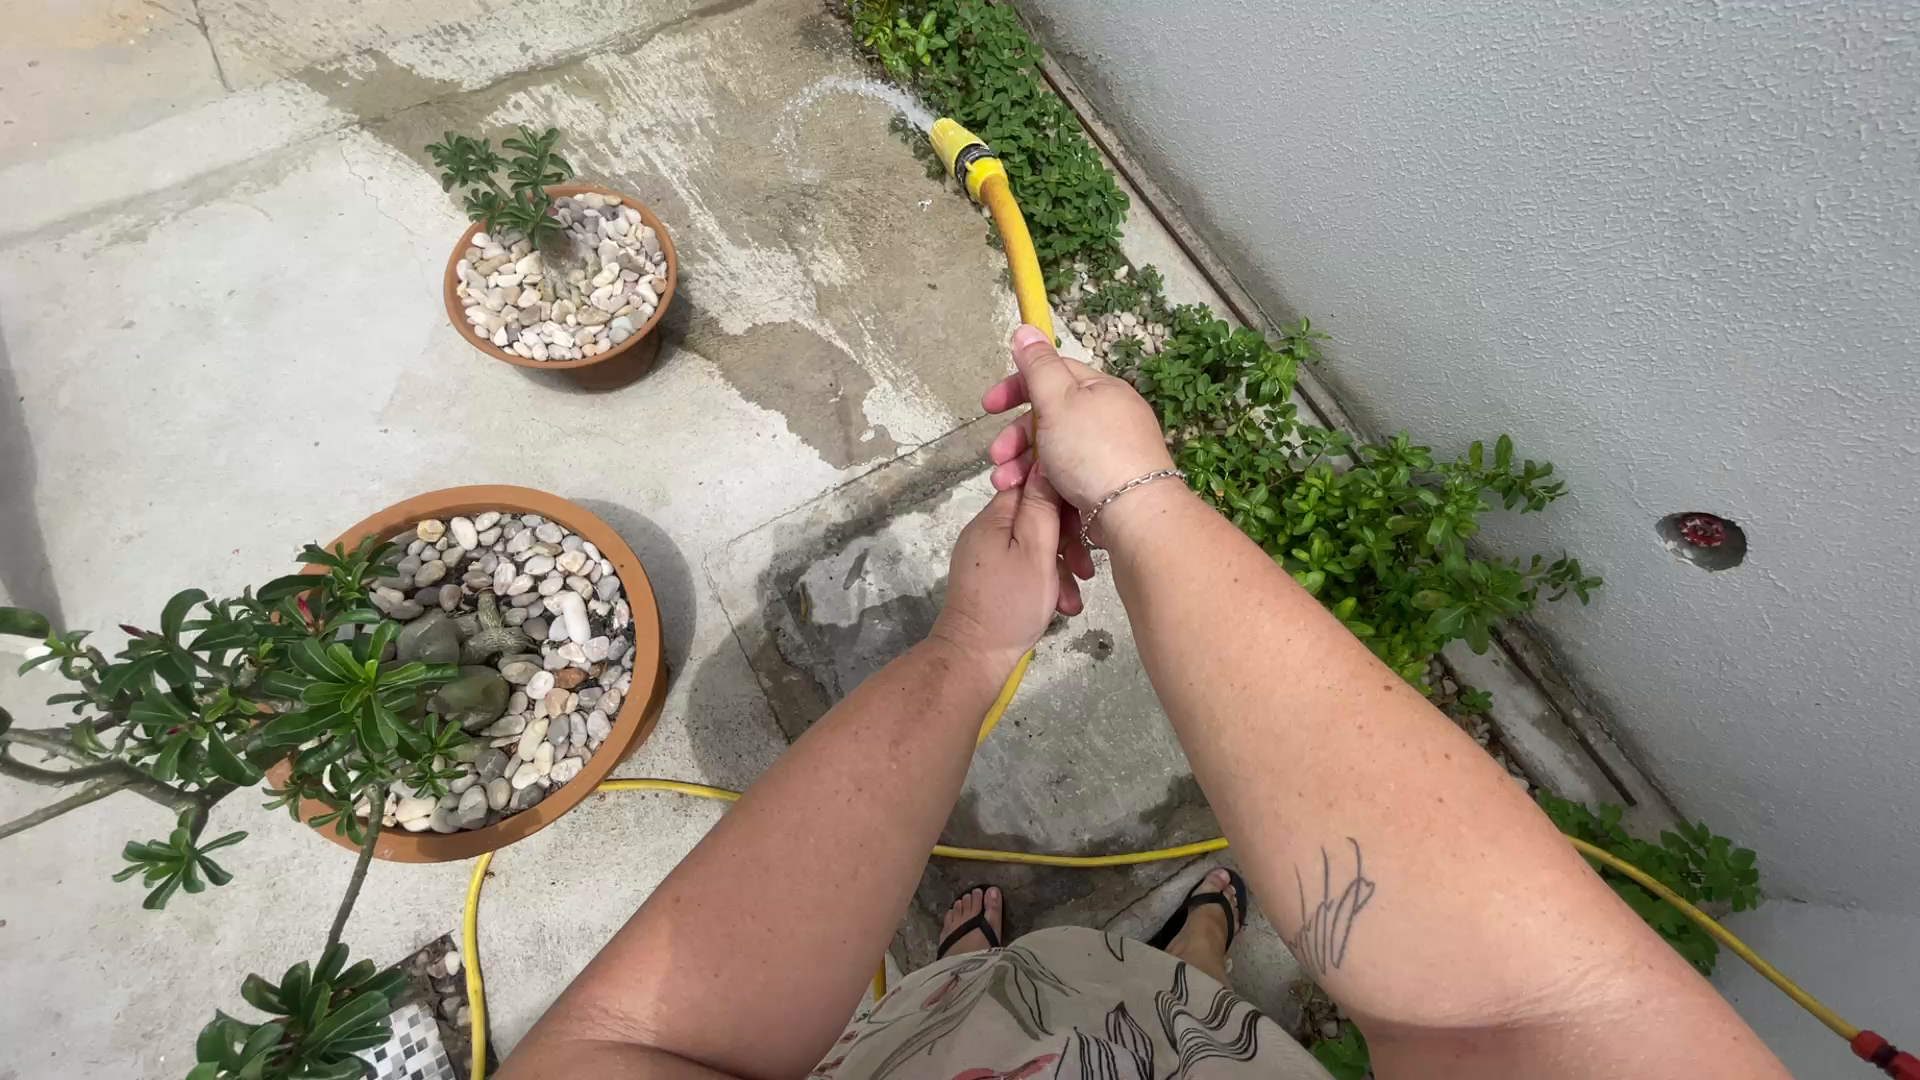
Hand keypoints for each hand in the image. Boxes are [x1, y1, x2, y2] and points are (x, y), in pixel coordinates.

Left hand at [930, 464, 1081, 675]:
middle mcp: (987, 531)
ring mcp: (987, 555)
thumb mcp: (1035, 551)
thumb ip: (1042, 507)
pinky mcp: (991, 578)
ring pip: (1035, 547)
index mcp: (993, 517)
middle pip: (1036, 518)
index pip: (1032, 486)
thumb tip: (1044, 463)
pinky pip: (1025, 567)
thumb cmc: (1010, 603)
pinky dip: (1045, 583)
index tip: (1083, 525)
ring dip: (1060, 570)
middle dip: (1066, 543)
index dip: (1062, 501)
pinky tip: (1061, 606)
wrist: (975, 656)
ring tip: (1072, 599)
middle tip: (1085, 570)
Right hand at [982, 324, 1175, 547]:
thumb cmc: (1093, 451)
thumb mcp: (1059, 401)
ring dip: (1022, 464)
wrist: (1133, 513)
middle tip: (996, 456)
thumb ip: (1038, 366)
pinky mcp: (1103, 485)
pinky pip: (1064, 476)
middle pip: (1048, 418)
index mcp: (1100, 390)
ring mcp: (1106, 453)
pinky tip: (1027, 494)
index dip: (1016, 386)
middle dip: (1015, 436)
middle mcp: (1106, 418)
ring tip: (1005, 483)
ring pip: (1053, 451)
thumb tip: (1025, 329)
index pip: (1053, 375)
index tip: (988, 407)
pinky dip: (1041, 482)